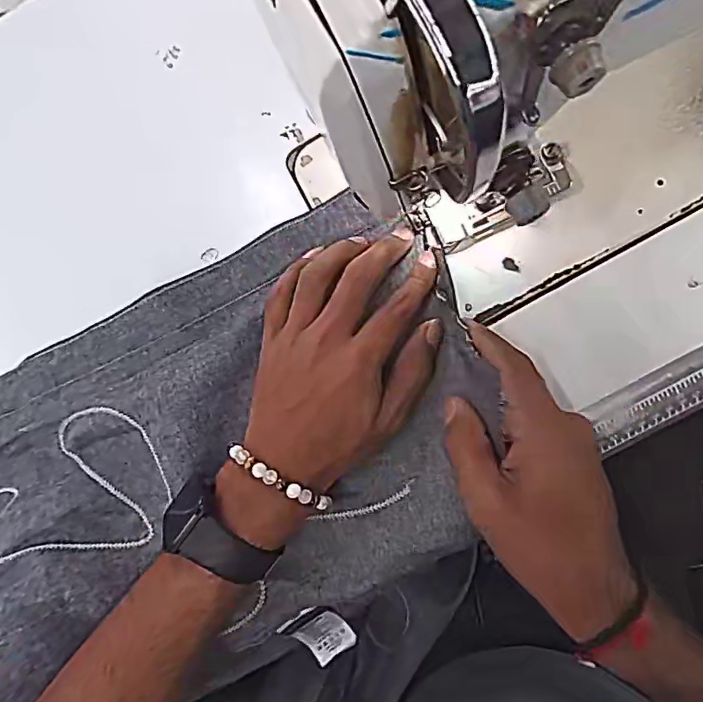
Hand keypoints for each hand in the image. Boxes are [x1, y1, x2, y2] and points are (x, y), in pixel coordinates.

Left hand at [216, 229, 440, 549]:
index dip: (417, 280)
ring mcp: (295, 335)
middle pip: (357, 277)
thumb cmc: (333, 444)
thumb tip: (429, 332)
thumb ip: (412, 371)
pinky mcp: (273, 337)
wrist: (281, 461)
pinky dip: (297, 269)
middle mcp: (325, 339)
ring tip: (360, 241)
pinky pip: (281, 291)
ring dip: (341, 250)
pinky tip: (312, 258)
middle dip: (384, 251)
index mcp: (358, 360)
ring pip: (317, 274)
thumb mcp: (387, 419)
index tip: (428, 264)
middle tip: (400, 240)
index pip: (396, 307)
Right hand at [442, 322, 637, 640]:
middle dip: (489, 373)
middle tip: (454, 368)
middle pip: (524, 386)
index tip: (469, 327)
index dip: (491, 344)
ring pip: (532, 408)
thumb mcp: (486, 500)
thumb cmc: (542, 549)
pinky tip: (494, 440)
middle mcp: (568, 427)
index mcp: (545, 430)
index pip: (516, 370)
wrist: (593, 585)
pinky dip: (516, 423)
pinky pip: (542, 426)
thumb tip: (456, 407)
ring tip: (465, 411)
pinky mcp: (580, 457)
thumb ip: (466, 446)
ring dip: (501, 404)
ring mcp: (579, 442)